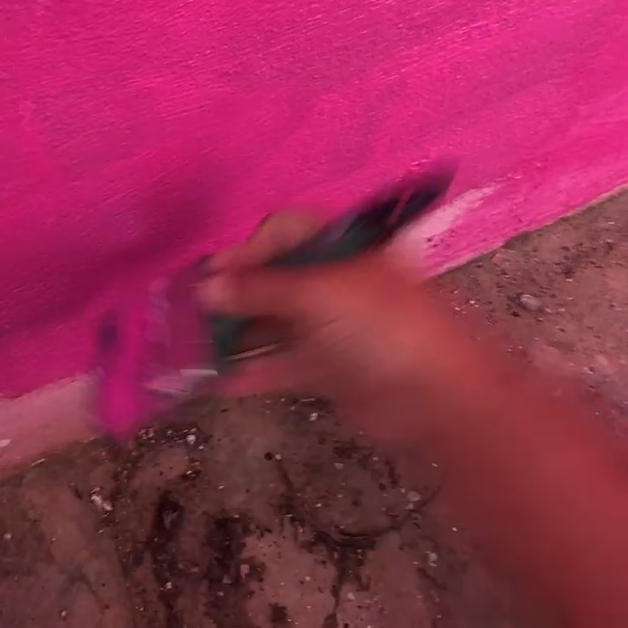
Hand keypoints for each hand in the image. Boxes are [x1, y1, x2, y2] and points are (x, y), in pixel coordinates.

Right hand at [199, 210, 492, 442]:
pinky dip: (249, 370)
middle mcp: (331, 280)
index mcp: (338, 247)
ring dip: (234, 333)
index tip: (212, 274)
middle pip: (271, 278)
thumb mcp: (317, 294)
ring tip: (192, 345)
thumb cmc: (380, 325)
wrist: (437, 395)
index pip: (282, 231)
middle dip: (231, 293)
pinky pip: (278, 362)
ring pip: (270, 322)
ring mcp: (328, 325)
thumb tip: (206, 286)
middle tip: (191, 310)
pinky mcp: (326, 366)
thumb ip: (258, 289)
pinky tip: (215, 380)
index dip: (247, 249)